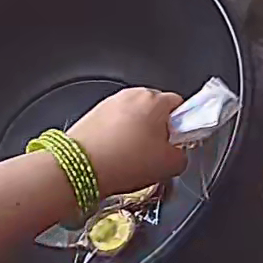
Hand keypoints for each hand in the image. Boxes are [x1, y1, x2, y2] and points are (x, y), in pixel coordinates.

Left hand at [67, 87, 187, 195]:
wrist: (79, 168)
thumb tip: (179, 154)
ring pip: (133, 116)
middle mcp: (132, 95)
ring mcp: (110, 103)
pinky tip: (116, 157)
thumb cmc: (123, 161)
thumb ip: (182, 155)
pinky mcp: (93, 114)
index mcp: (155, 100)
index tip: (177, 142)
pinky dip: (117, 136)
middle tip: (156, 154)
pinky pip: (114, 123)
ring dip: (136, 133)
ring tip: (133, 159)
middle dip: (158, 129)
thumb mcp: (169, 165)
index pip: (180, 104)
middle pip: (155, 109)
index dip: (183, 125)